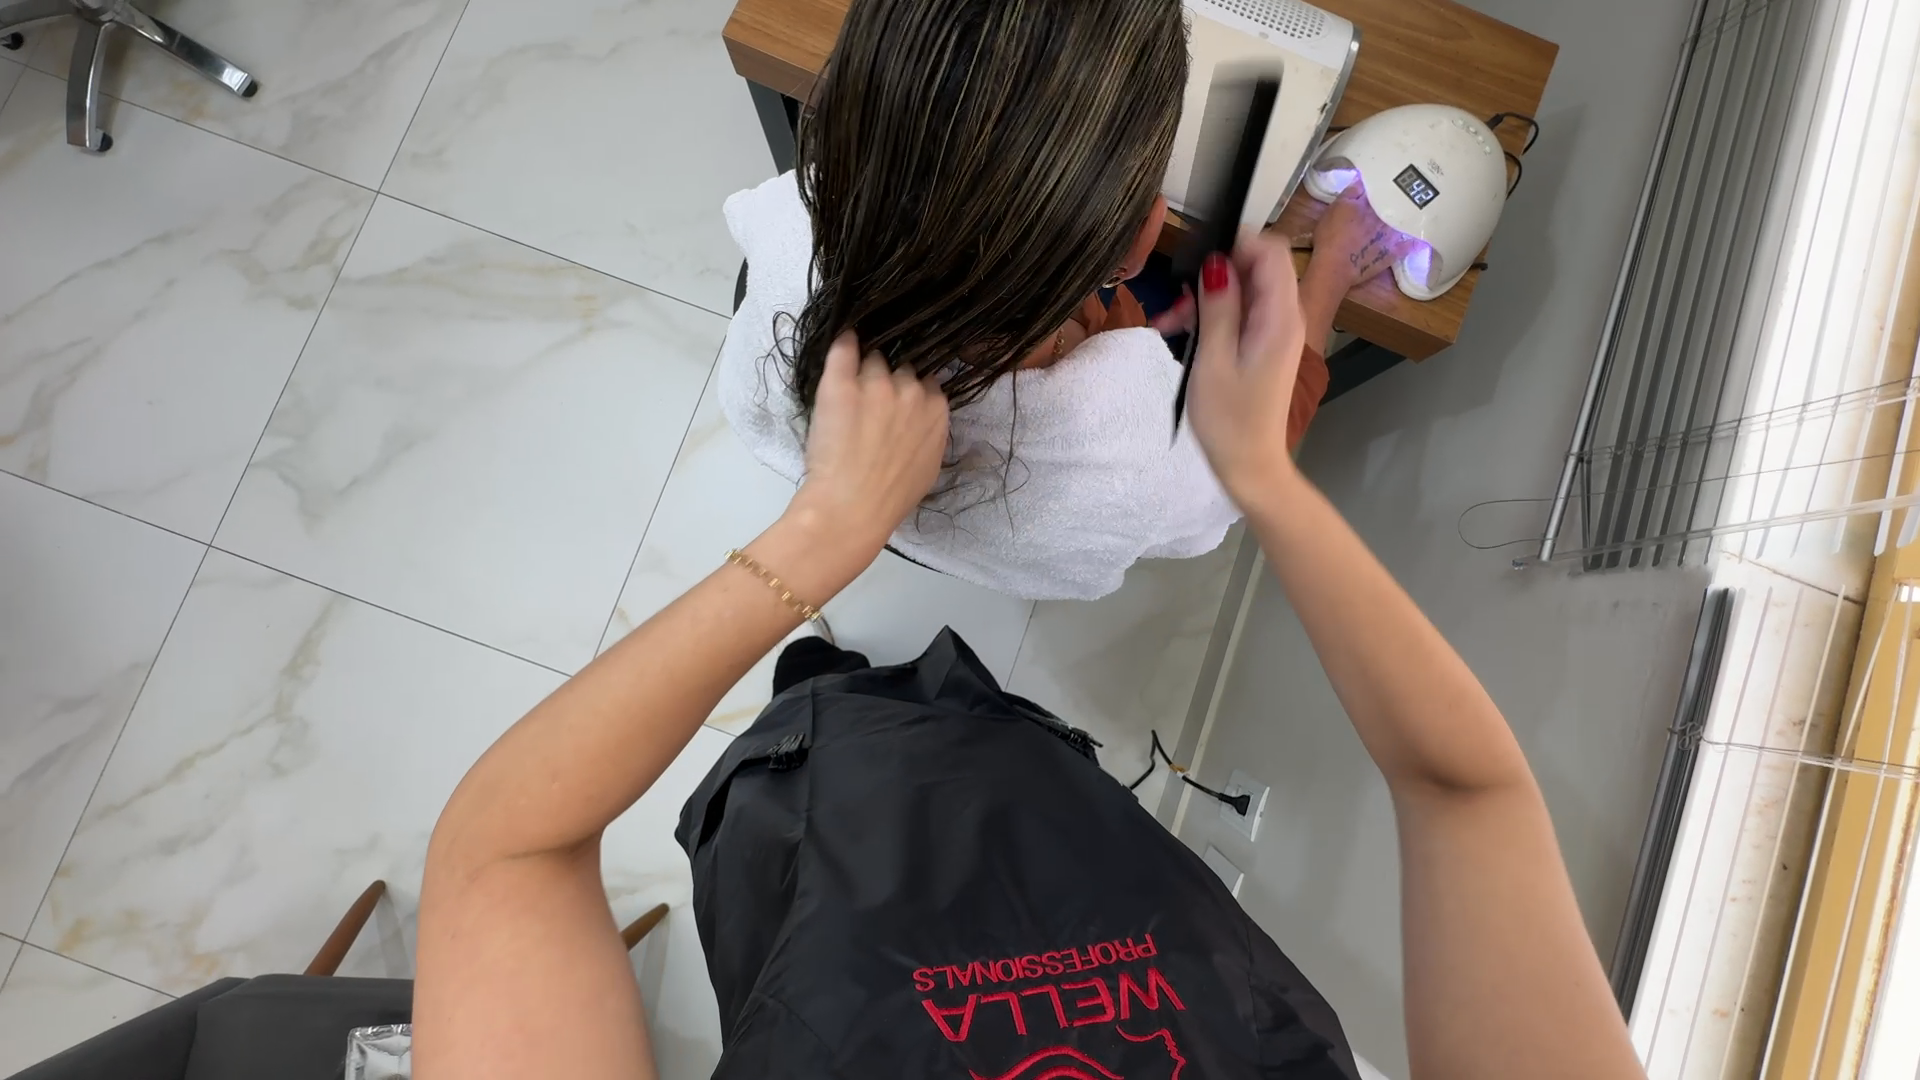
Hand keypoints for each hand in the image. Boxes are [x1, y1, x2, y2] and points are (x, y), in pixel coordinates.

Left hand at [790, 331, 950, 556]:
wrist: (853, 507)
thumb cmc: (892, 498)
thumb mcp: (929, 467)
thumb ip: (930, 433)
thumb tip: (924, 420)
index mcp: (935, 411)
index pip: (926, 383)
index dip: (910, 392)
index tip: (897, 403)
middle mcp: (911, 390)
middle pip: (901, 369)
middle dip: (889, 381)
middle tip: (872, 403)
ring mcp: (876, 383)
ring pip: (873, 360)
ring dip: (865, 370)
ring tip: (851, 392)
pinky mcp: (842, 383)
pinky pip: (844, 348)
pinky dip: (843, 345)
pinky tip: (842, 344)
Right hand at [1186, 233, 1310, 509]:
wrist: (1248, 465)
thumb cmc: (1228, 420)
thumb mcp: (1213, 360)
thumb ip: (1217, 307)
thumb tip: (1216, 262)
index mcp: (1279, 317)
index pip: (1271, 251)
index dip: (1235, 244)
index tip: (1195, 260)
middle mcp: (1283, 318)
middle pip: (1253, 270)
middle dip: (1211, 276)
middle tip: (1174, 305)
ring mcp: (1273, 333)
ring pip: (1240, 293)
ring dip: (1204, 301)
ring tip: (1169, 325)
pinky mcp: (1260, 348)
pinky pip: (1238, 316)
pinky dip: (1210, 319)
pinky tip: (1181, 336)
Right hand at [1306, 183, 1414, 292]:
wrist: (1333, 268)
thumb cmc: (1330, 237)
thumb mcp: (1335, 209)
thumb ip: (1351, 192)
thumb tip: (1364, 179)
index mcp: (1373, 204)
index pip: (1385, 191)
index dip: (1388, 186)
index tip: (1392, 181)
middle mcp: (1387, 217)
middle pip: (1400, 205)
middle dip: (1404, 200)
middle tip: (1410, 195)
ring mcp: (1392, 236)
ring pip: (1407, 222)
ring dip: (1413, 218)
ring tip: (1420, 212)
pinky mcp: (1392, 254)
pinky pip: (1409, 246)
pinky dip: (1416, 242)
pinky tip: (1422, 238)